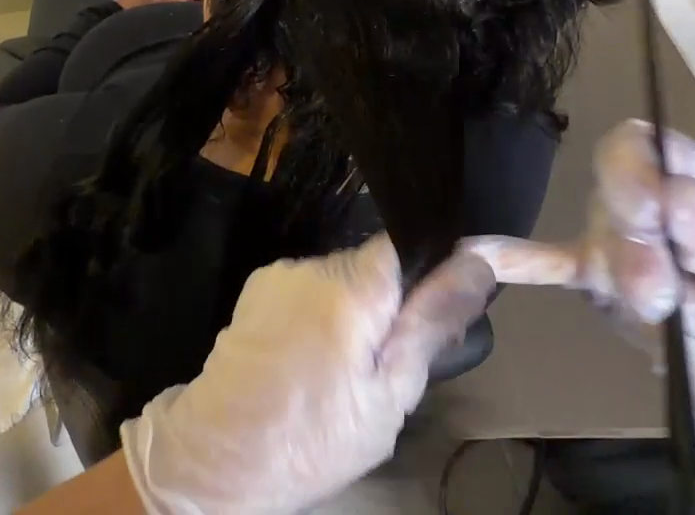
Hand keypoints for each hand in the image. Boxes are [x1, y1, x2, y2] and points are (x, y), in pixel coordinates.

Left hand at [121, 235, 494, 513]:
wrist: (218, 453)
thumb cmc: (312, 436)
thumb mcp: (388, 396)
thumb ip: (430, 325)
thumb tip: (476, 264)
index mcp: (350, 286)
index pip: (410, 240)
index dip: (439, 259)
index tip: (455, 293)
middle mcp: (313, 263)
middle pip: (377, 264)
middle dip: (395, 302)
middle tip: (393, 365)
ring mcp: (281, 273)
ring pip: (344, 279)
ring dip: (357, 312)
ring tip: (345, 372)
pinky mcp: (260, 288)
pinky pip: (311, 289)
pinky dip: (323, 315)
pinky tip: (313, 361)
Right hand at [464, 121, 694, 475]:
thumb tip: (678, 199)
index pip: (642, 147)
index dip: (635, 171)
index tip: (658, 214)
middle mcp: (648, 207)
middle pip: (610, 198)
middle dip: (633, 243)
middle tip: (666, 291)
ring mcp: (617, 251)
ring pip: (595, 248)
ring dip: (628, 283)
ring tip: (679, 319)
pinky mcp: (602, 293)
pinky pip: (550, 268)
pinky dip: (514, 260)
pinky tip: (476, 255)